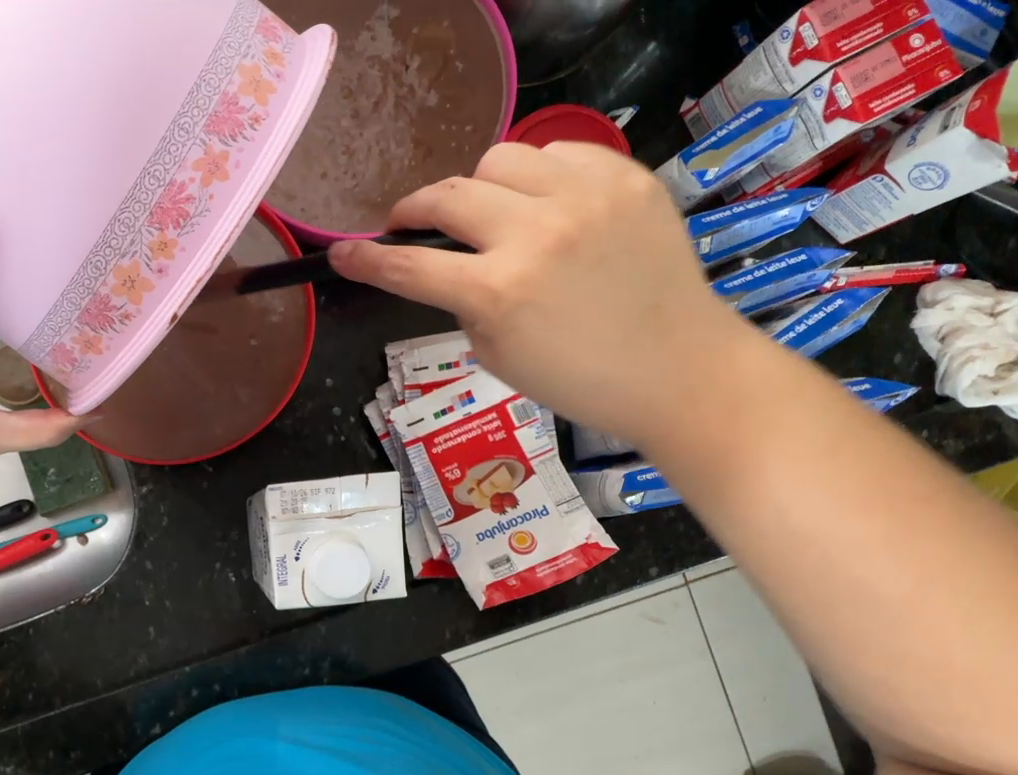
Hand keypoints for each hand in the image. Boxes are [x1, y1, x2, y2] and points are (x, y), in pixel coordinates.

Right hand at [328, 142, 760, 445]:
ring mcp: (586, 198)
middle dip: (415, 209)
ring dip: (479, 187)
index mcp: (498, 291)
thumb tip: (450, 265)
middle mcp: (536, 233)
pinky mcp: (626, 179)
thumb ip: (463, 301)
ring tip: (491, 213)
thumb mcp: (495, 353)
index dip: (367, 259)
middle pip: (448, 196)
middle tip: (409, 224)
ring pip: (499, 159)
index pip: (410, 266)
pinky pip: (560, 153)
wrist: (676, 367)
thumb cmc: (576, 379)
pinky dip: (539, 177)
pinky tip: (547, 205)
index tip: (342, 253)